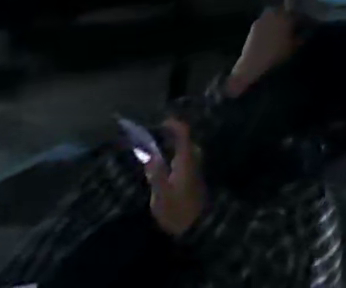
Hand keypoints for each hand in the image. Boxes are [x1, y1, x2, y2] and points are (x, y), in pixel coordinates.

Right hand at [144, 118, 206, 237]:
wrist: (197, 224)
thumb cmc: (178, 210)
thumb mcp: (162, 196)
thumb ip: (156, 174)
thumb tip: (149, 155)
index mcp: (187, 158)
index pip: (183, 133)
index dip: (173, 124)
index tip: (158, 122)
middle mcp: (193, 156)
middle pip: (182, 137)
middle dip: (166, 133)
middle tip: (147, 135)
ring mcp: (194, 164)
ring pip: (181, 146)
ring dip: (168, 144)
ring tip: (148, 146)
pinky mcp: (191, 173)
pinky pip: (181, 155)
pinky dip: (170, 153)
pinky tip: (158, 160)